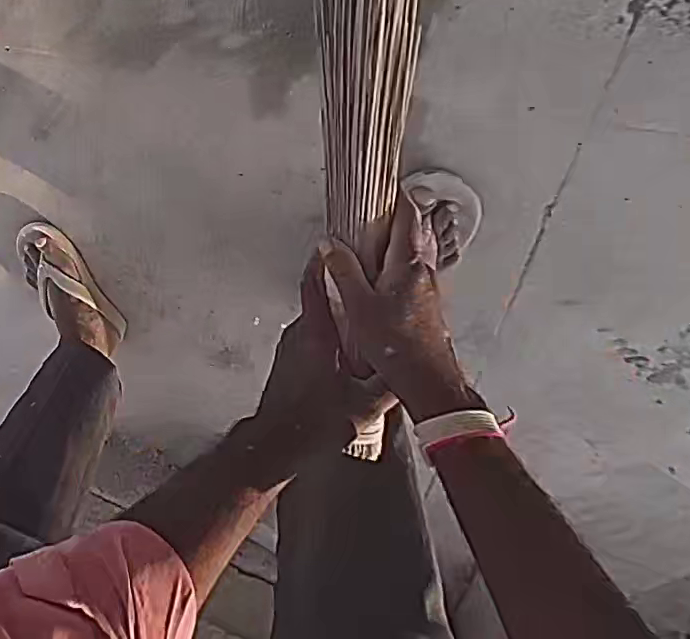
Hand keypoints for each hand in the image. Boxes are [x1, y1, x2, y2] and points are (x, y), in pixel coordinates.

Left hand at [250, 252, 398, 464]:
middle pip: (316, 297)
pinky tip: (344, 347)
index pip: (313, 285)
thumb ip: (389, 384)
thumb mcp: (364, 405)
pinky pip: (309, 335)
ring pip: (314, 318)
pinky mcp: (289, 360)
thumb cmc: (315, 422)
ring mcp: (291, 346)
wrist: (278, 442)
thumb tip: (411, 371)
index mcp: (316, 335)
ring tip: (358, 313)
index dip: (323, 262)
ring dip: (332, 311)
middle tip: (359, 278)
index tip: (333, 247)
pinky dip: (326, 331)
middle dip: (336, 285)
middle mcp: (299, 334)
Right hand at [319, 188, 483, 419]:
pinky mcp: (426, 303)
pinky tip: (384, 269)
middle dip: (400, 212)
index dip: (398, 194)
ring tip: (379, 231)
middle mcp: (423, 271)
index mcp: (407, 264)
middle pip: (415, 229)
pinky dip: (400, 257)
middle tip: (382, 202)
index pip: (407, 216)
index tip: (387, 181)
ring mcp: (428, 287)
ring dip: (401, 235)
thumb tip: (331, 244)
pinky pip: (414, 268)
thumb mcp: (359, 304)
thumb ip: (344, 270)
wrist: (428, 382)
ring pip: (416, 249)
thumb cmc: (398, 346)